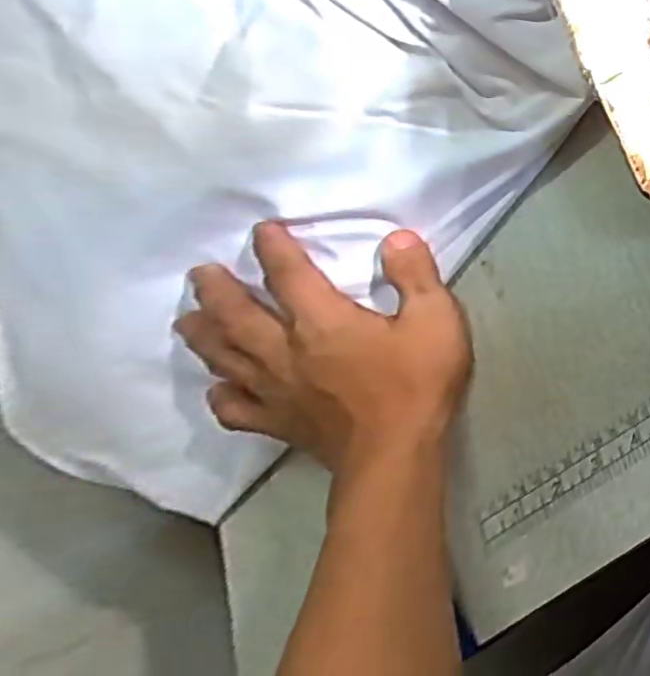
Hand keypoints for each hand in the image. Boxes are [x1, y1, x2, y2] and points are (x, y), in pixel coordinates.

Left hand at [176, 223, 473, 474]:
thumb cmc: (420, 376)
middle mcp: (286, 351)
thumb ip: (416, 276)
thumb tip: (396, 238)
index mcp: (324, 322)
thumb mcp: (436, 317)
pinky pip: (234, 405)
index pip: (291, 277)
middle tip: (200, 272)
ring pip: (224, 357)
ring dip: (203, 334)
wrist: (396, 447)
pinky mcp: (277, 420)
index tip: (261, 230)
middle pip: (239, 316)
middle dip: (219, 291)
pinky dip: (220, 392)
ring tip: (187, 318)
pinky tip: (218, 387)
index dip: (275, 250)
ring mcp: (275, 389)